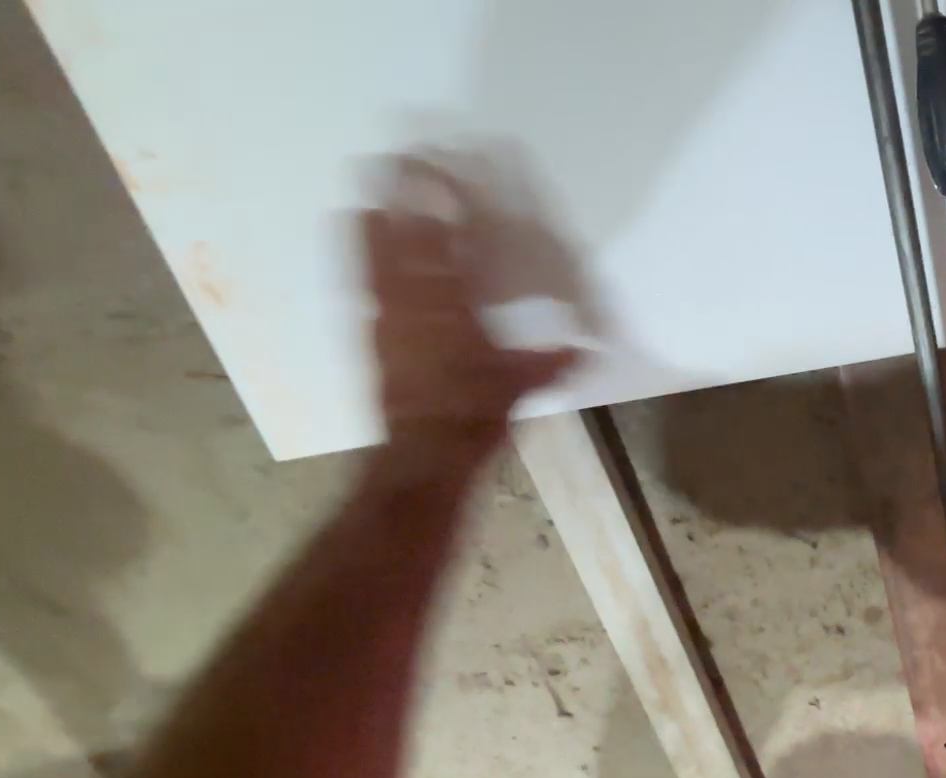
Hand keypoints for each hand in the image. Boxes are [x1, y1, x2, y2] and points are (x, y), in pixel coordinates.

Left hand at [359, 172, 575, 461]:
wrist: (421, 454)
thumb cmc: (474, 416)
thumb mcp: (522, 387)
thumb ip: (552, 362)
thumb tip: (588, 348)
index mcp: (450, 309)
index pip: (444, 241)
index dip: (442, 202)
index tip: (447, 168)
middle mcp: (408, 302)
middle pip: (396, 232)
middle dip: (399, 191)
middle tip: (405, 156)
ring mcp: (380, 313)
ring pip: (368, 248)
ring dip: (372, 210)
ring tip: (372, 178)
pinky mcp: (366, 328)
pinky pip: (358, 275)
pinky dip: (359, 246)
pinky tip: (357, 229)